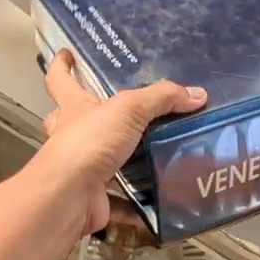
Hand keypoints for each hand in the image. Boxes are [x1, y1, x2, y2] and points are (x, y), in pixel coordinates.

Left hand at [34, 49, 206, 235]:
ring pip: (100, 162)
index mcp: (74, 109)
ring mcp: (81, 170)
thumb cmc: (89, 143)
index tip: (65, 53)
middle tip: (121, 115)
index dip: (62, 65)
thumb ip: (162, 99)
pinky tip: (159, 202)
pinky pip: (119, 201)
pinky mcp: (93, 199)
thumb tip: (198, 94)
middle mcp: (72, 138)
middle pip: (77, 122)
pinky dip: (137, 205)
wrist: (70, 196)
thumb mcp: (129, 109)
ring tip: (154, 156)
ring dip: (123, 162)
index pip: (61, 80)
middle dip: (92, 117)